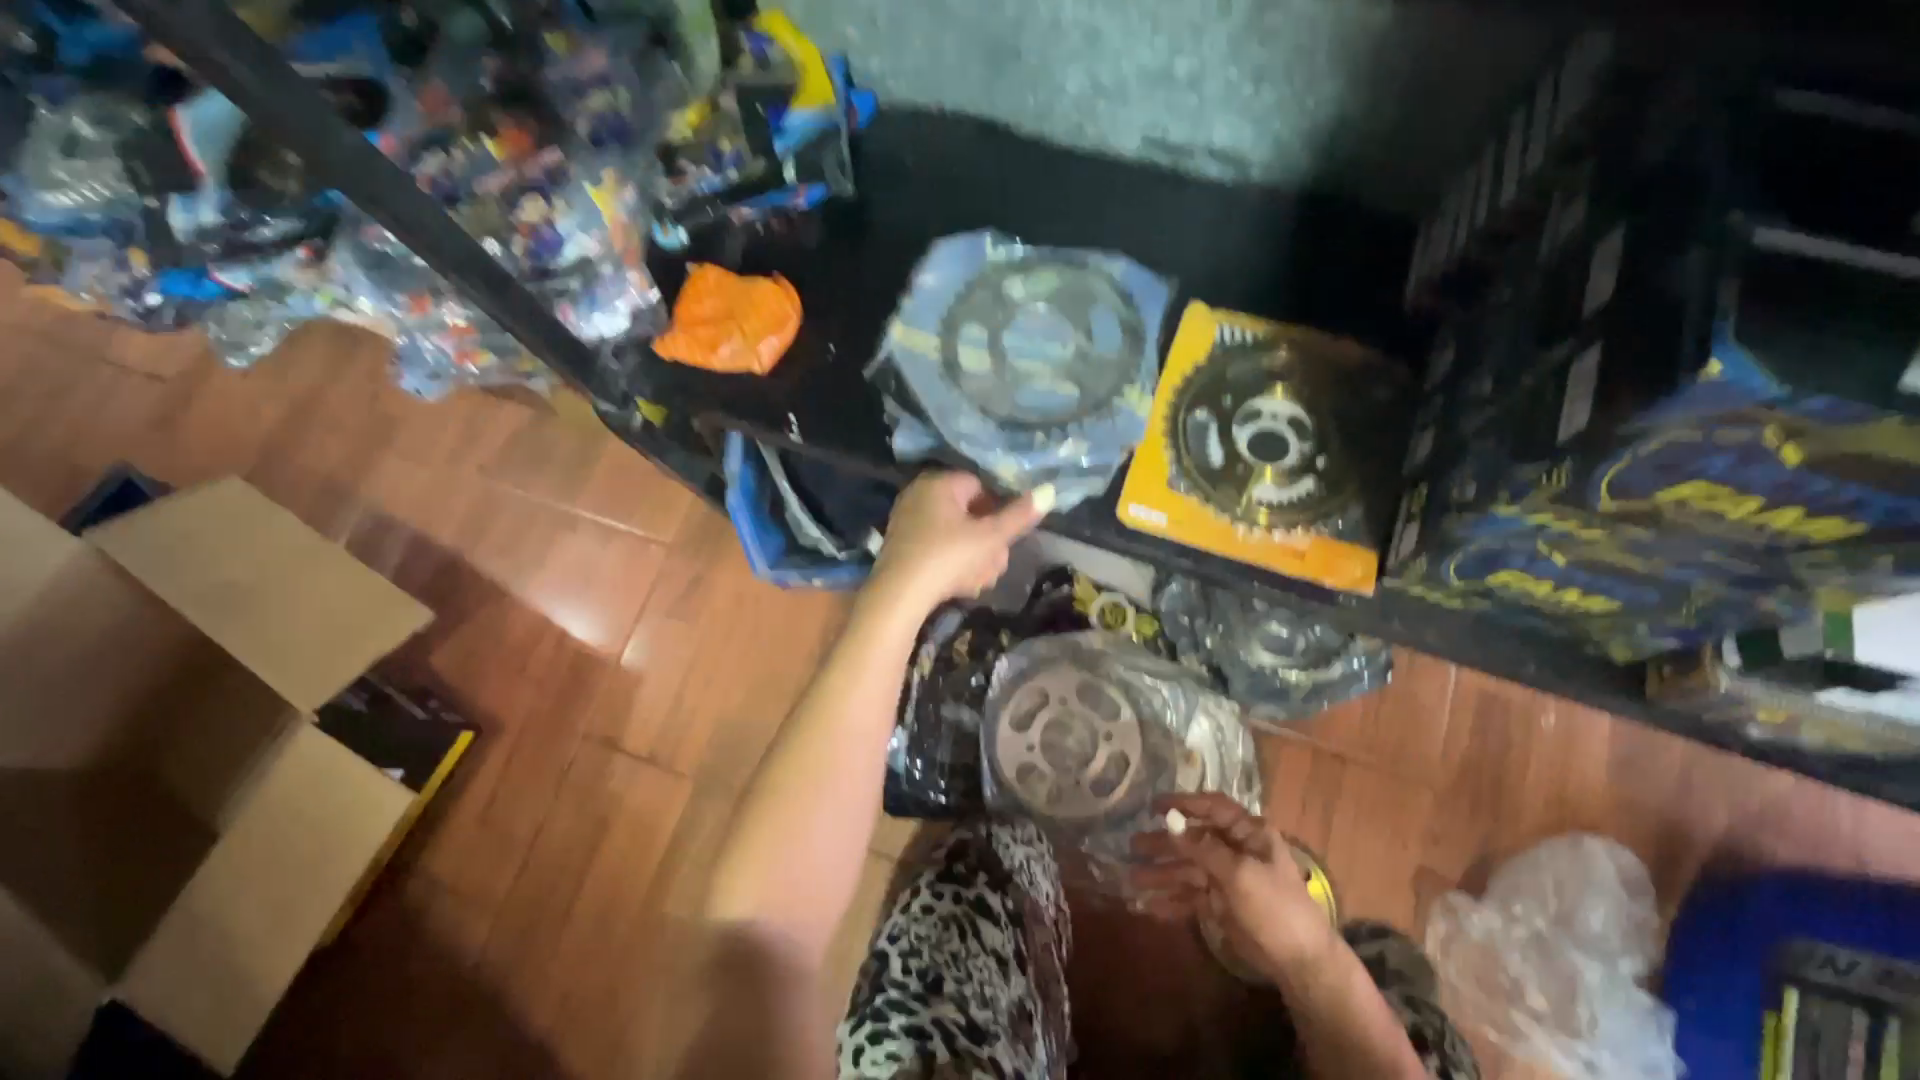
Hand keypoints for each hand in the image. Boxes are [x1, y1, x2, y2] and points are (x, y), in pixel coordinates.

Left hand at [867, 472, 1051, 613]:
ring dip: (974, 557)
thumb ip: (1019, 516)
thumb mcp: (990, 538)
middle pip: (968, 513)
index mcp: (939, 483)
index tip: (1008, 534)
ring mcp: (908, 521)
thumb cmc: (948, 558)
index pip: (980, 485)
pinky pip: (936, 548)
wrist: (899, 596)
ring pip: (955, 535)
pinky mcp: (902, 547)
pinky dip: (952, 564)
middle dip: (988, 541)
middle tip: (997, 563)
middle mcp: (920, 495)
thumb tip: (1049, 491)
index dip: (999, 509)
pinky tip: (960, 586)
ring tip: (980, 580)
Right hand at [1131, 793, 1339, 977]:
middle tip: (1133, 845)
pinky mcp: (1220, 905)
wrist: (1299, 960)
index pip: (1214, 808)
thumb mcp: (1240, 873)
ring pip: (1188, 870)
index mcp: (1249, 834)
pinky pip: (1190, 897)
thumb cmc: (1275, 906)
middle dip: (1164, 844)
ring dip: (1161, 874)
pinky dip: (1171, 901)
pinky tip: (1148, 906)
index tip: (1154, 805)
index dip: (1185, 803)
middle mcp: (1236, 851)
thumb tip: (1172, 822)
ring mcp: (1227, 878)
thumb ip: (1203, 847)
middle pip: (1194, 840)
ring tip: (1132, 879)